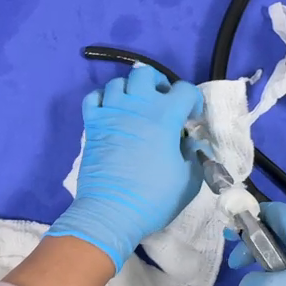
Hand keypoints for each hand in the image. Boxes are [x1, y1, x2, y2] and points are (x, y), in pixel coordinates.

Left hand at [47, 65, 204, 269]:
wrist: (111, 211)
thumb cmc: (153, 198)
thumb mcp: (189, 180)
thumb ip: (194, 155)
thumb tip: (188, 144)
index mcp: (165, 115)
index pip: (185, 90)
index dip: (193, 101)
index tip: (192, 119)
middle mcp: (136, 105)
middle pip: (146, 73)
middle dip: (158, 84)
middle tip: (163, 104)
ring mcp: (110, 111)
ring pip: (118, 83)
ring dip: (130, 91)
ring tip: (136, 108)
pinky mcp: (91, 123)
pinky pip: (94, 97)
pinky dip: (103, 99)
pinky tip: (112, 113)